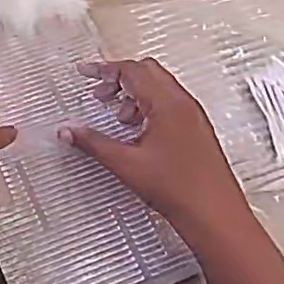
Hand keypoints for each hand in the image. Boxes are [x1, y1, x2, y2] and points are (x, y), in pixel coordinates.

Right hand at [60, 59, 246, 227]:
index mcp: (167, 105)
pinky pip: (168, 104)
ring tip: (115, 115)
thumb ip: (92, 143)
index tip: (86, 71)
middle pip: (147, 72)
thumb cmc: (181, 190)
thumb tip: (69, 130)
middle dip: (118, 78)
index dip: (104, 69)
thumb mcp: (125, 163)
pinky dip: (146, 106)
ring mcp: (192, 117)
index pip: (132, 71)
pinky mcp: (195, 130)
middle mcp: (183, 105)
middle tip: (99, 92)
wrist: (213, 214)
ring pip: (158, 87)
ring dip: (132, 93)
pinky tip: (135, 130)